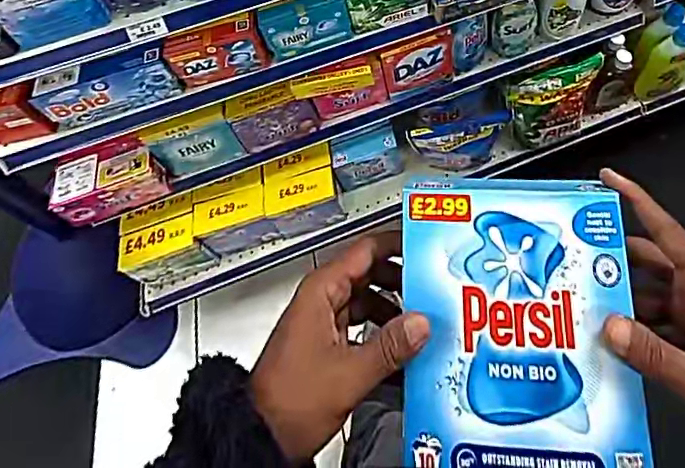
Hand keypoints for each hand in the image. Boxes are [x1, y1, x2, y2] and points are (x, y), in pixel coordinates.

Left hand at [249, 230, 429, 461]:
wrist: (256, 440)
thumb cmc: (285, 404)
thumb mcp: (348, 374)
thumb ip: (389, 347)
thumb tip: (420, 324)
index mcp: (322, 291)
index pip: (367, 249)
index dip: (397, 245)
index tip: (422, 248)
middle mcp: (321, 300)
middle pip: (371, 273)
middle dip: (401, 281)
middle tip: (428, 287)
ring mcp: (322, 321)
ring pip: (368, 300)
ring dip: (394, 310)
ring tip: (417, 322)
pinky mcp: (325, 344)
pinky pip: (361, 324)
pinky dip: (381, 332)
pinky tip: (398, 351)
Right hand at [600, 168, 684, 467]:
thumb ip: (654, 354)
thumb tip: (611, 326)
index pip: (668, 231)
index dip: (637, 200)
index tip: (611, 180)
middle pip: (651, 264)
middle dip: (616, 257)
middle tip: (579, 253)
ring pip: (650, 297)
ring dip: (622, 300)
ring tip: (587, 301)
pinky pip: (657, 327)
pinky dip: (634, 331)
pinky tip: (613, 341)